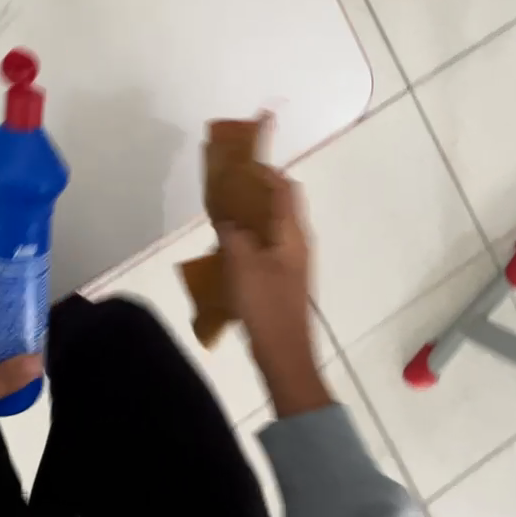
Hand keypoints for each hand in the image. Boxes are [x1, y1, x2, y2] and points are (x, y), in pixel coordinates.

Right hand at [218, 169, 330, 417]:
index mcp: (292, 233)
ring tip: (219, 217)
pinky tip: (224, 250)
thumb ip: (232, 233)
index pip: (284, 188)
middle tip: (224, 189)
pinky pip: (264, 246)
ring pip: (269, 226)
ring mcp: (291, 261)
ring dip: (247, 217)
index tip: (239, 162)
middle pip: (278, 205)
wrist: (284, 354)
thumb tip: (226, 216)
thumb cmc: (266, 305)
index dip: (265, 171)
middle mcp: (296, 242)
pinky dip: (247, 238)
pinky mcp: (281, 278)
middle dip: (252, 192)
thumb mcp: (242, 263)